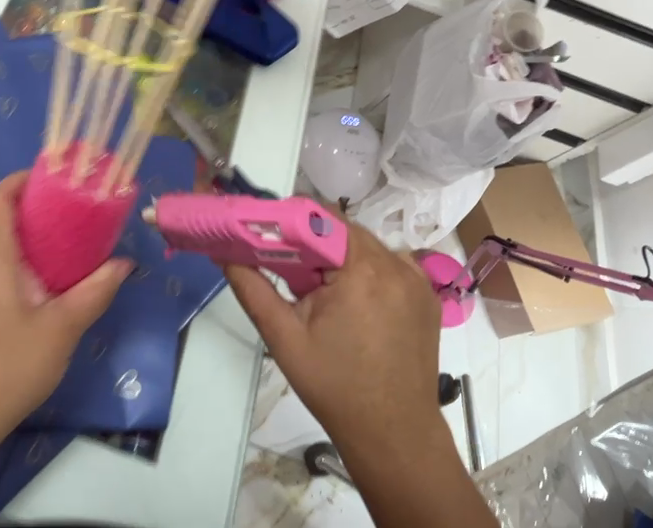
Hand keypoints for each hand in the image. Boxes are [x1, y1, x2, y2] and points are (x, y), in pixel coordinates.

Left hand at [0, 172, 130, 434]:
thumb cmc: (11, 364)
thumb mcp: (63, 327)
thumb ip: (94, 290)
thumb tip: (124, 264)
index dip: (23, 181)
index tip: (56, 179)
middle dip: (26, 202)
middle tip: (66, 206)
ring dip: (17, 227)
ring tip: (57, 234)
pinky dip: (8, 250)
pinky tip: (36, 272)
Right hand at [224, 222, 443, 450]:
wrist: (393, 434)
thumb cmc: (334, 387)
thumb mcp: (284, 338)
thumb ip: (253, 289)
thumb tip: (225, 253)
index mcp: (361, 270)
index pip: (323, 219)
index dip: (295, 223)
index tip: (272, 239)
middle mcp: (396, 265)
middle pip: (347, 231)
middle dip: (318, 244)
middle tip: (293, 273)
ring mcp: (417, 280)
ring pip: (369, 247)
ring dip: (344, 258)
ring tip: (324, 293)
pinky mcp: (428, 297)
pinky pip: (392, 266)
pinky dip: (371, 273)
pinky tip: (357, 303)